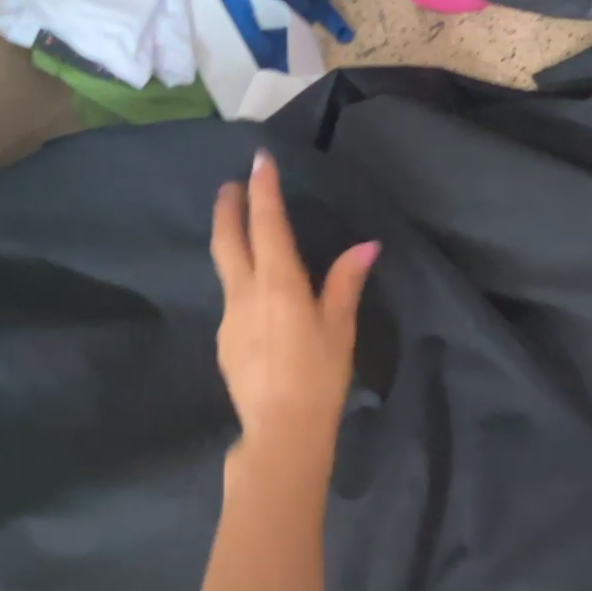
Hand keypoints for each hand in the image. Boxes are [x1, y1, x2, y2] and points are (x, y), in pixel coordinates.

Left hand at [210, 152, 378, 437]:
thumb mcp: (340, 327)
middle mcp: (246, 292)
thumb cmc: (320, 376)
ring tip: (244, 235)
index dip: (263, 190)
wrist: (282, 429)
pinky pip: (233, 300)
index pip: (267, 224)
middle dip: (229, 207)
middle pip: (228, 238)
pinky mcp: (225, 340)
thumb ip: (346, 282)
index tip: (259, 161)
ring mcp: (230, 317)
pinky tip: (258, 299)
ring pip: (226, 268)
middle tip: (231, 185)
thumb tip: (366, 246)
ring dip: (231, 243)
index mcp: (279, 284)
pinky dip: (241, 282)